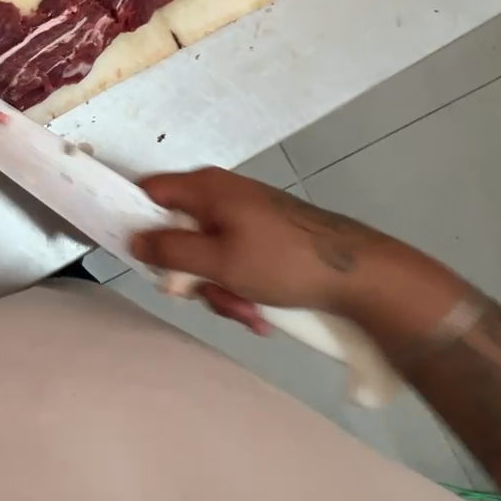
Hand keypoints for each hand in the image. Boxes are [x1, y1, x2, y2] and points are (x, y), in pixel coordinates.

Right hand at [131, 167, 404, 315]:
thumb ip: (169, 251)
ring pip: (207, 252)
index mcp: (205, 188)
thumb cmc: (284, 261)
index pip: (148, 191)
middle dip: (188, 272)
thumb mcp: (218, 261)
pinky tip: (258, 312)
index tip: (142, 256)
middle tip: (203, 297)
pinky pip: (235, 259)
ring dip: (217, 287)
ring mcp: (246, 215)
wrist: (366, 276)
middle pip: (178, 231)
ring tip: (245, 312)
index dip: (137, 220)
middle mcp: (222, 194)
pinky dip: (240, 285)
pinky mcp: (266, 236)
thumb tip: (133, 240)